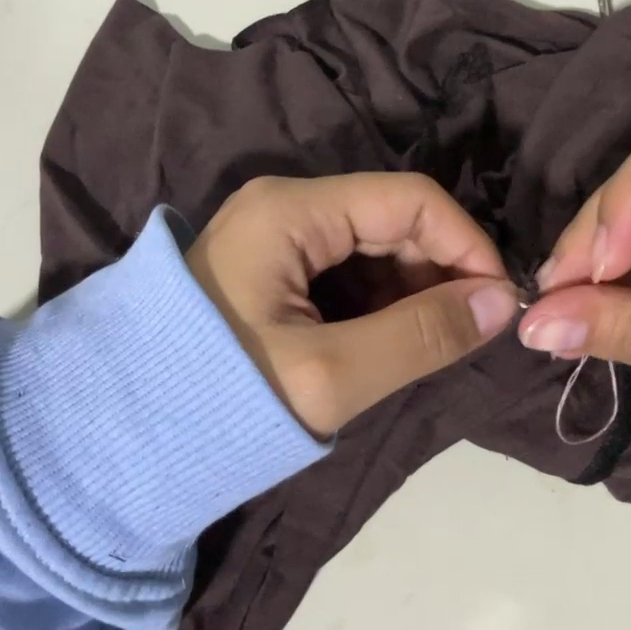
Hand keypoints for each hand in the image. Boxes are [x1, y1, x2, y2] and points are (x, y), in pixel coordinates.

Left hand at [187, 173, 520, 436]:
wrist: (128, 429)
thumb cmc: (224, 396)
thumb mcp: (330, 374)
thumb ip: (420, 336)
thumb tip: (503, 303)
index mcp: (289, 211)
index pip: (409, 200)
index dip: (465, 244)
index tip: (499, 306)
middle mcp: (281, 206)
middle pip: (390, 218)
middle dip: (437, 271)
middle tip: (465, 336)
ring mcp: (271, 235)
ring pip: (370, 246)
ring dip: (409, 291)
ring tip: (425, 347)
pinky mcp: (268, 267)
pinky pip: (341, 271)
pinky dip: (375, 303)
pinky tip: (387, 343)